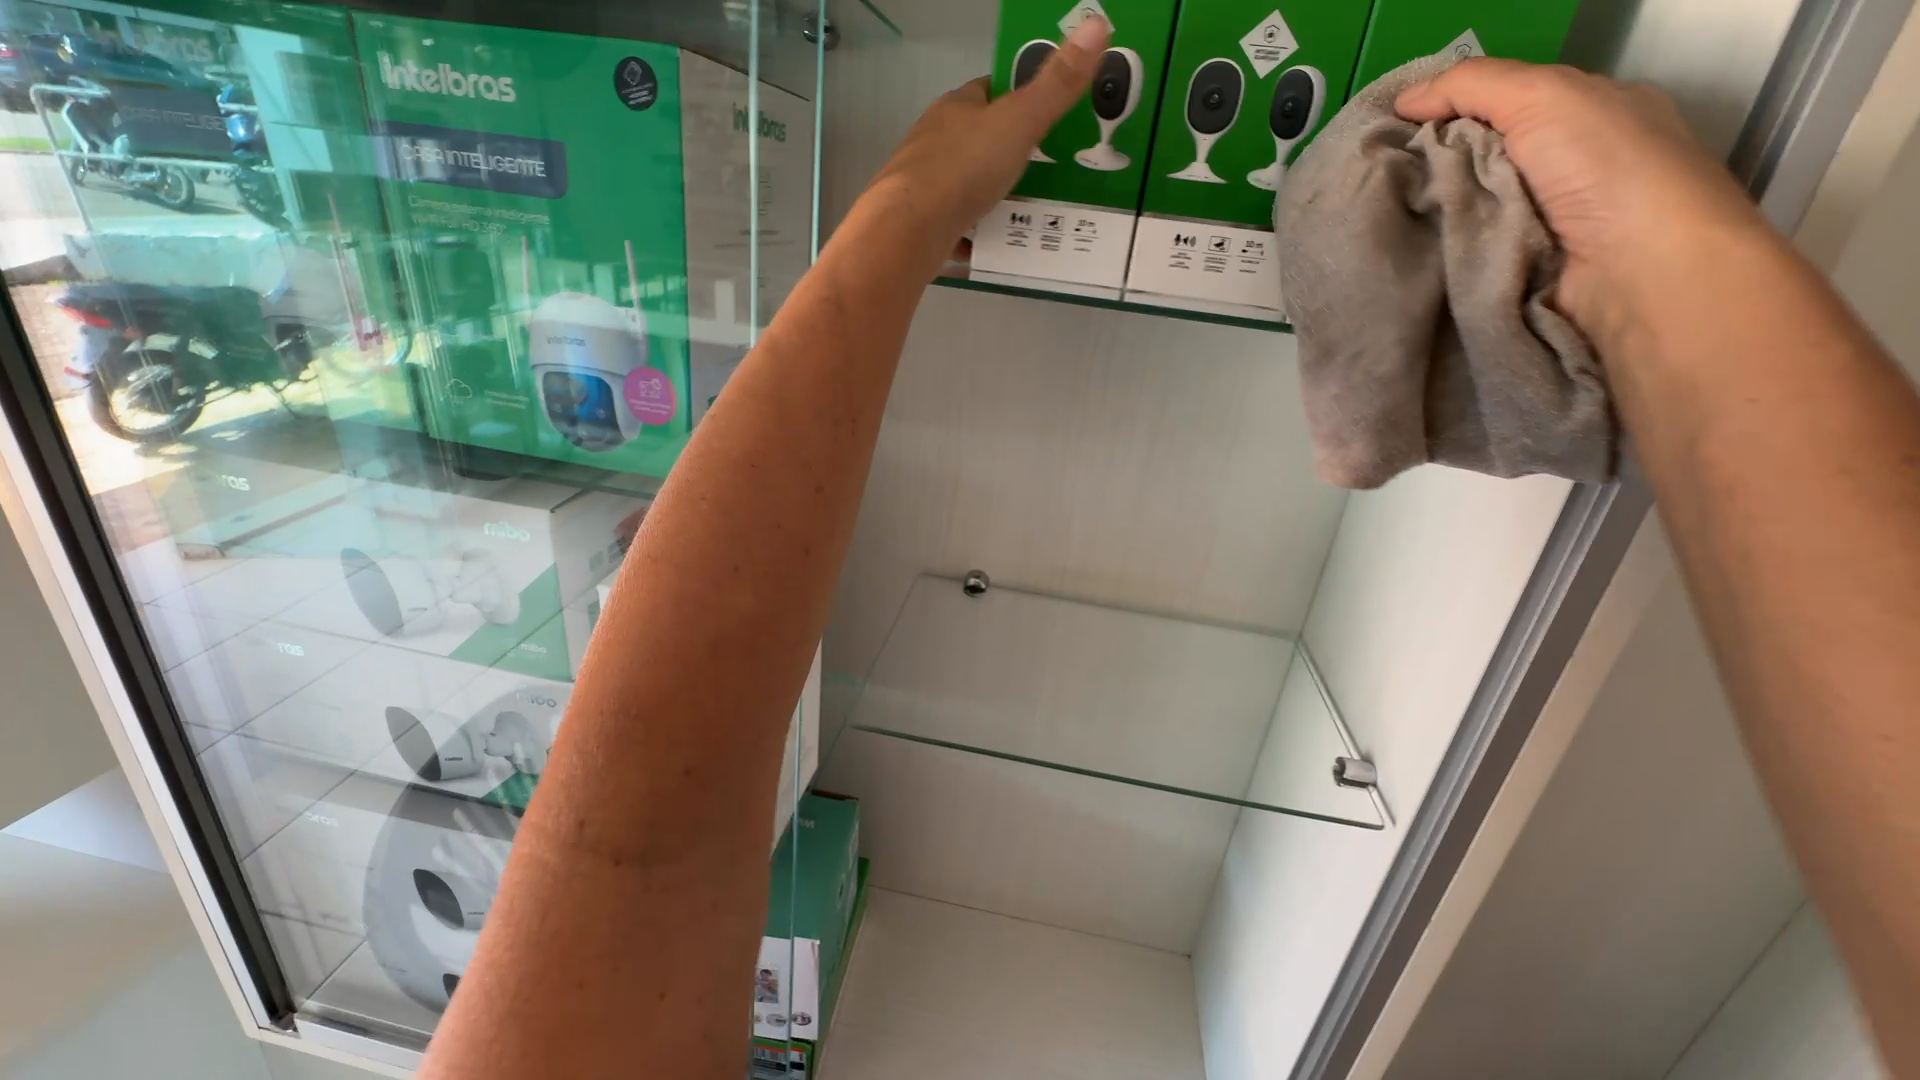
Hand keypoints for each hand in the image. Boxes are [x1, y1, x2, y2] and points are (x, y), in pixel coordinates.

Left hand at [860, 16, 1111, 254]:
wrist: (908, 229)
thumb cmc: (964, 167)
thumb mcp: (1020, 122)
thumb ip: (1057, 84)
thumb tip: (1096, 23)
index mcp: (956, 107)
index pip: (988, 91)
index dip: (1017, 98)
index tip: (1045, 115)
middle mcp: (934, 140)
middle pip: (977, 141)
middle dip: (1007, 154)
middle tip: (1047, 172)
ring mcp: (924, 184)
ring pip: (966, 184)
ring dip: (993, 197)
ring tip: (1029, 213)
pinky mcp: (919, 223)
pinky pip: (956, 225)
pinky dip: (976, 234)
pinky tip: (997, 245)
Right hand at [1396, 59, 1777, 345]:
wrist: (1636, 269)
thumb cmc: (1604, 168)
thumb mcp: (1543, 95)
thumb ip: (1473, 85)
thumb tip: (1405, 99)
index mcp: (1583, 115)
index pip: (1499, 105)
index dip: (1446, 112)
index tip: (1391, 130)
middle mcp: (1565, 166)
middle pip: (1476, 159)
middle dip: (1429, 166)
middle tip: (1378, 175)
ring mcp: (1541, 222)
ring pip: (1465, 209)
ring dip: (1429, 213)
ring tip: (1382, 214)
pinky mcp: (1519, 269)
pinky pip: (1466, 253)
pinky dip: (1440, 252)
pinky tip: (1407, 249)